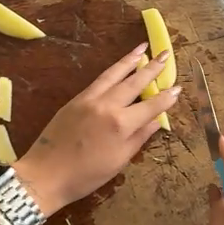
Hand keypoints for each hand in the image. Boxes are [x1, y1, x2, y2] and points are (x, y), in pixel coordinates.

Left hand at [12, 44, 178, 213]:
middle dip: (153, 68)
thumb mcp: (119, 161)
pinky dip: (112, 70)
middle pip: (135, 83)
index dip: (166, 98)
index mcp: (121, 125)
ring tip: (143, 48)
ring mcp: (90, 100)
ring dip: (130, 60)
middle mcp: (108, 106)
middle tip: (166, 54)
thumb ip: (139, 138)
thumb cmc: (86, 176)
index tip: (177, 88)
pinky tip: (119, 66)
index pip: (151, 106)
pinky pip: (99, 80)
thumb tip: (156, 121)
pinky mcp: (76, 99)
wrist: (45, 174)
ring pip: (115, 74)